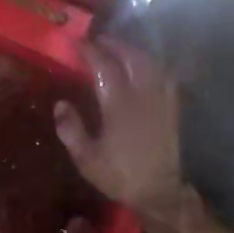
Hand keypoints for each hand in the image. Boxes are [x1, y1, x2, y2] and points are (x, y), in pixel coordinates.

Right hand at [54, 38, 186, 222]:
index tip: (78, 43)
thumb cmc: (120, 175)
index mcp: (119, 107)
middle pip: (132, 57)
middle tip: (98, 40)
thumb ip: (71, 129)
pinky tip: (145, 65)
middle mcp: (143, 97)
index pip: (104, 67)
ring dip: (134, 50)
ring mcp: (161, 100)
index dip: (91, 51)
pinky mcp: (173, 106)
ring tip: (119, 49)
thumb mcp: (86, 159)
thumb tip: (61, 103)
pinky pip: (166, 76)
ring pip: (151, 63)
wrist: (160, 192)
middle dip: (114, 44)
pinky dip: (154, 64)